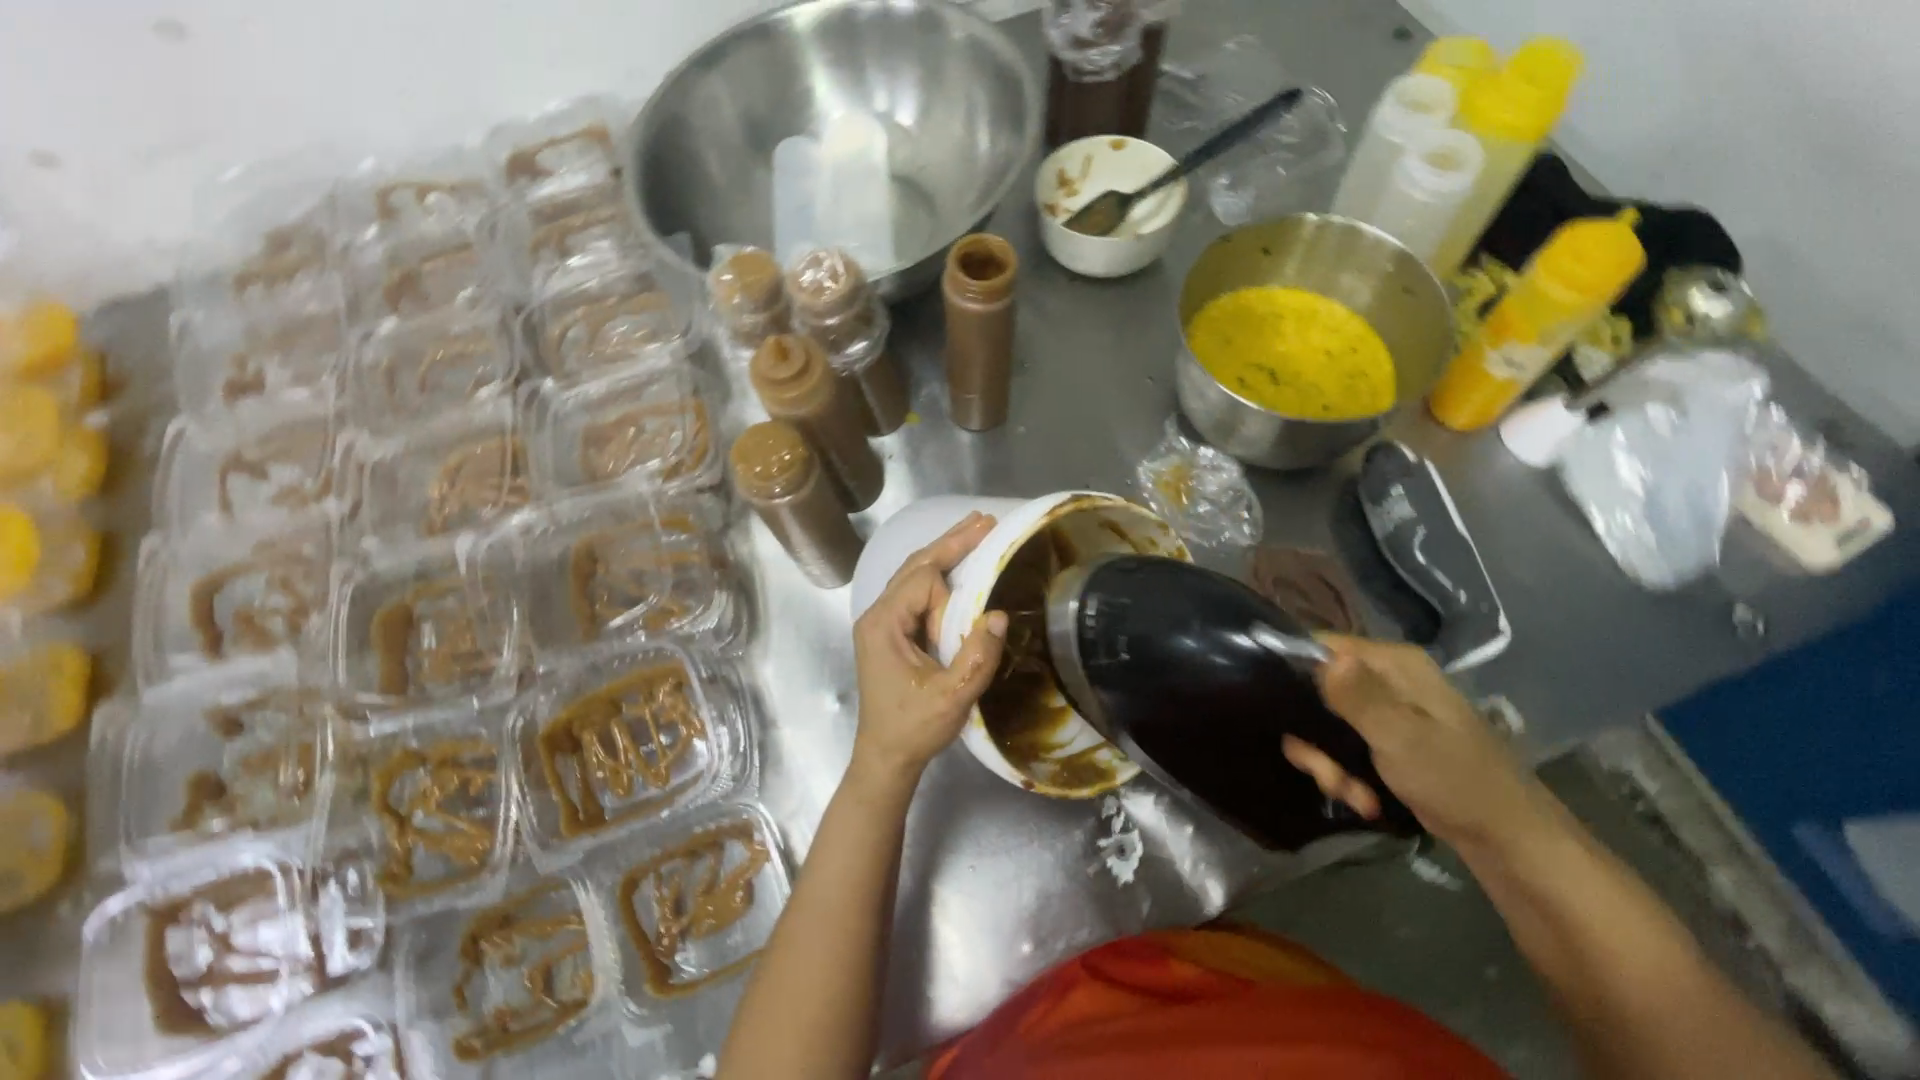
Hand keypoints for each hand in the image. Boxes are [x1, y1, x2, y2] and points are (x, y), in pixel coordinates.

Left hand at [851, 512, 1007, 782]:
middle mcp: (877, 614)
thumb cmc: (914, 728)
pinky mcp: (889, 633)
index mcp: (884, 624)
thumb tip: (997, 614)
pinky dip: (937, 575)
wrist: (886, 756)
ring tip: (974, 532)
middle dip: (950, 543)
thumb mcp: (952, 697)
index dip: (951, 601)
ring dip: (943, 554)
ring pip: (913, 575)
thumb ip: (977, 656)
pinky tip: (955, 568)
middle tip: (984, 521)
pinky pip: (914, 593)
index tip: (961, 632)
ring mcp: (880, 622)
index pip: (924, 583)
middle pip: (915, 565)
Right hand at [1283, 635, 1549, 852]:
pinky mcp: (1388, 744)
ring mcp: (1389, 713)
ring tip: (1352, 795)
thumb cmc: (1456, 779)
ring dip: (1330, 766)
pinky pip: (1345, 750)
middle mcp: (1388, 680)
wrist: (1505, 838)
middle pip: (1318, 692)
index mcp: (1393, 664)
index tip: (1279, 709)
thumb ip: (1358, 696)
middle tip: (1327, 773)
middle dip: (1315, 738)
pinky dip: (1348, 777)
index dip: (1293, 672)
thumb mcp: (1401, 736)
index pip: (1322, 646)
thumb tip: (1325, 656)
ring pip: (1327, 728)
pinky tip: (1364, 800)